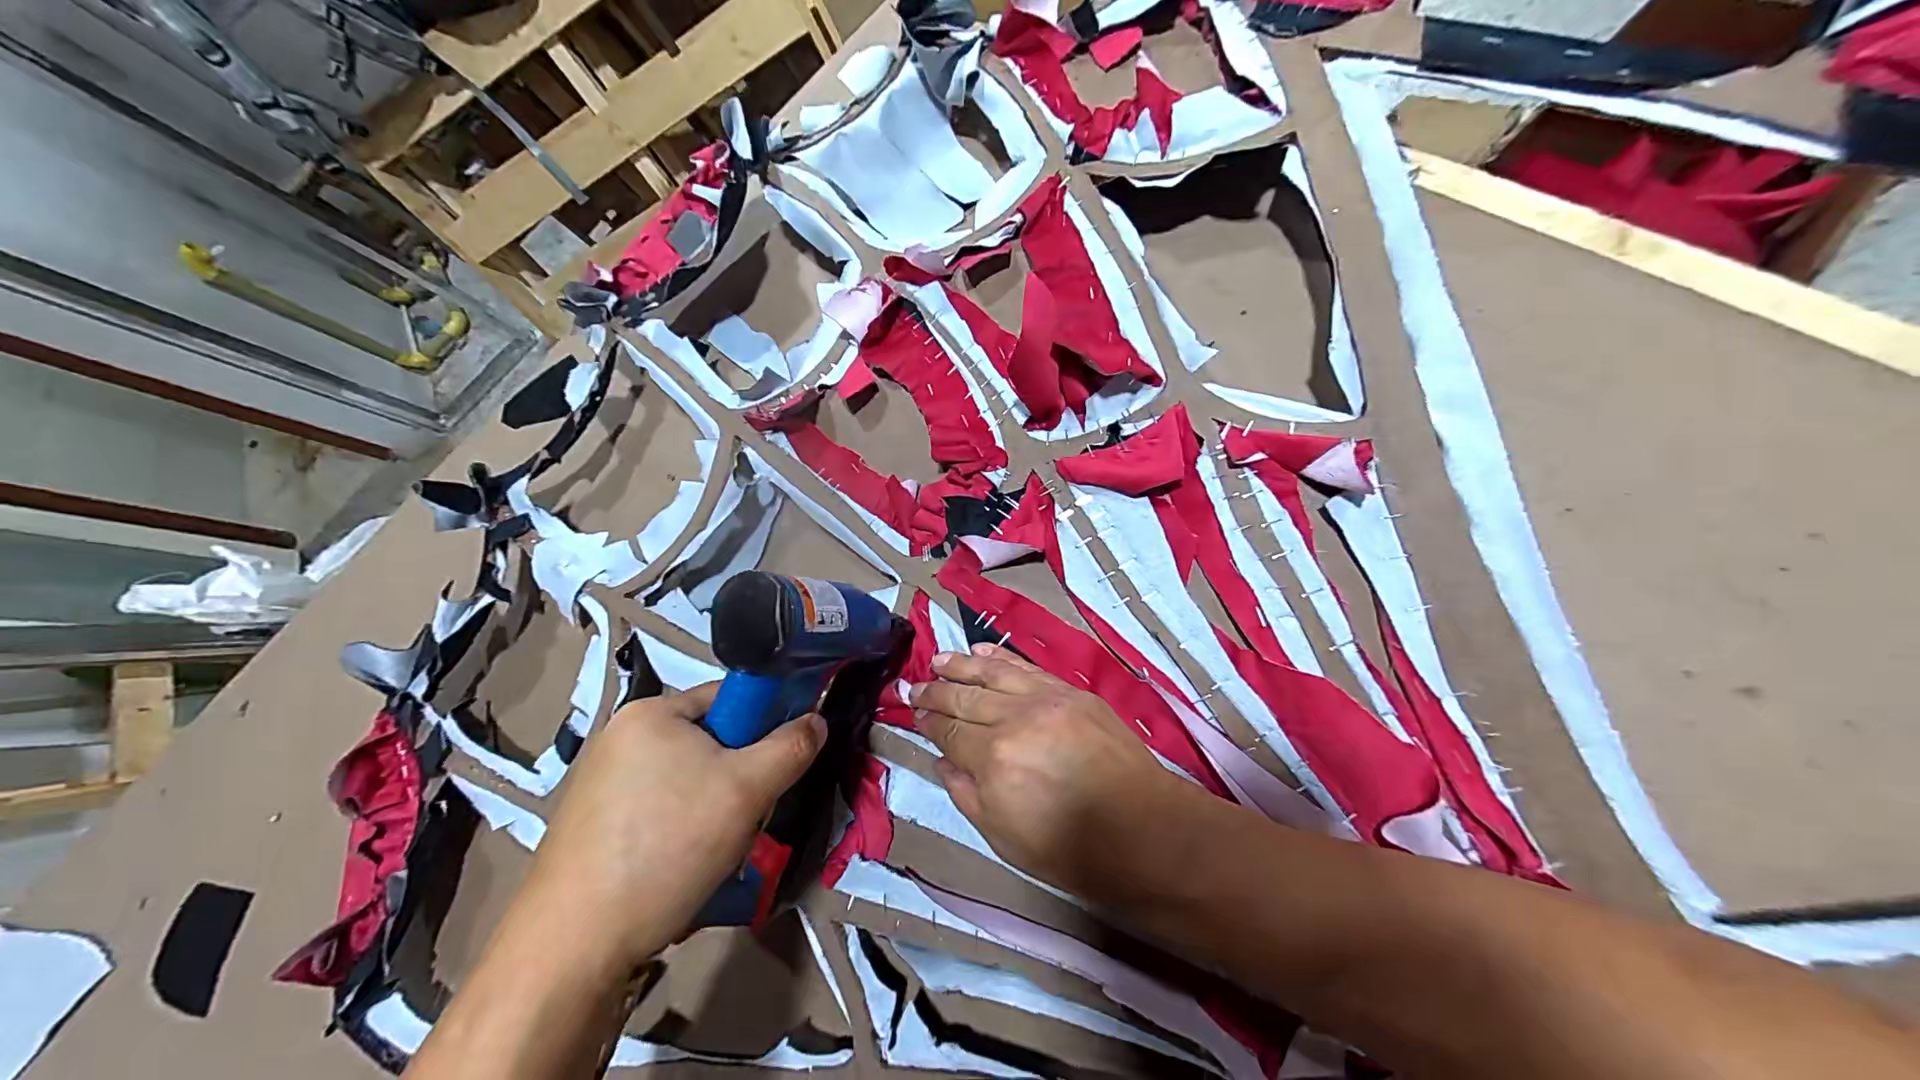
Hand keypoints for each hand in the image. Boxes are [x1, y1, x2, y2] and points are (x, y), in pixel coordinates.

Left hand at [517, 683, 825, 968]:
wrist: (574, 944)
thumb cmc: (666, 846)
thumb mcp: (747, 790)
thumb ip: (790, 748)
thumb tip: (816, 720)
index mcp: (651, 713)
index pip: (730, 697)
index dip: (764, 727)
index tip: (778, 768)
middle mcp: (621, 738)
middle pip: (711, 744)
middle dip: (738, 782)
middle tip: (745, 819)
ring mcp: (601, 784)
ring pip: (689, 784)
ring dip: (715, 814)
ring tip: (712, 855)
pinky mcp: (592, 826)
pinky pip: (660, 813)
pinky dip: (681, 836)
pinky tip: (681, 872)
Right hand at [909, 644, 1182, 892]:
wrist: (1142, 829)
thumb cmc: (1070, 849)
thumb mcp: (1003, 836)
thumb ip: (966, 794)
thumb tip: (943, 761)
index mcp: (993, 759)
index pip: (949, 731)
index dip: (928, 721)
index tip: (913, 711)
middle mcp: (1015, 720)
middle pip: (965, 698)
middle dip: (936, 691)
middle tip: (913, 685)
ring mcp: (1046, 700)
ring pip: (993, 674)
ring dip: (961, 665)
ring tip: (939, 660)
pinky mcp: (1072, 693)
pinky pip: (1027, 668)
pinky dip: (1001, 658)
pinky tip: (982, 652)